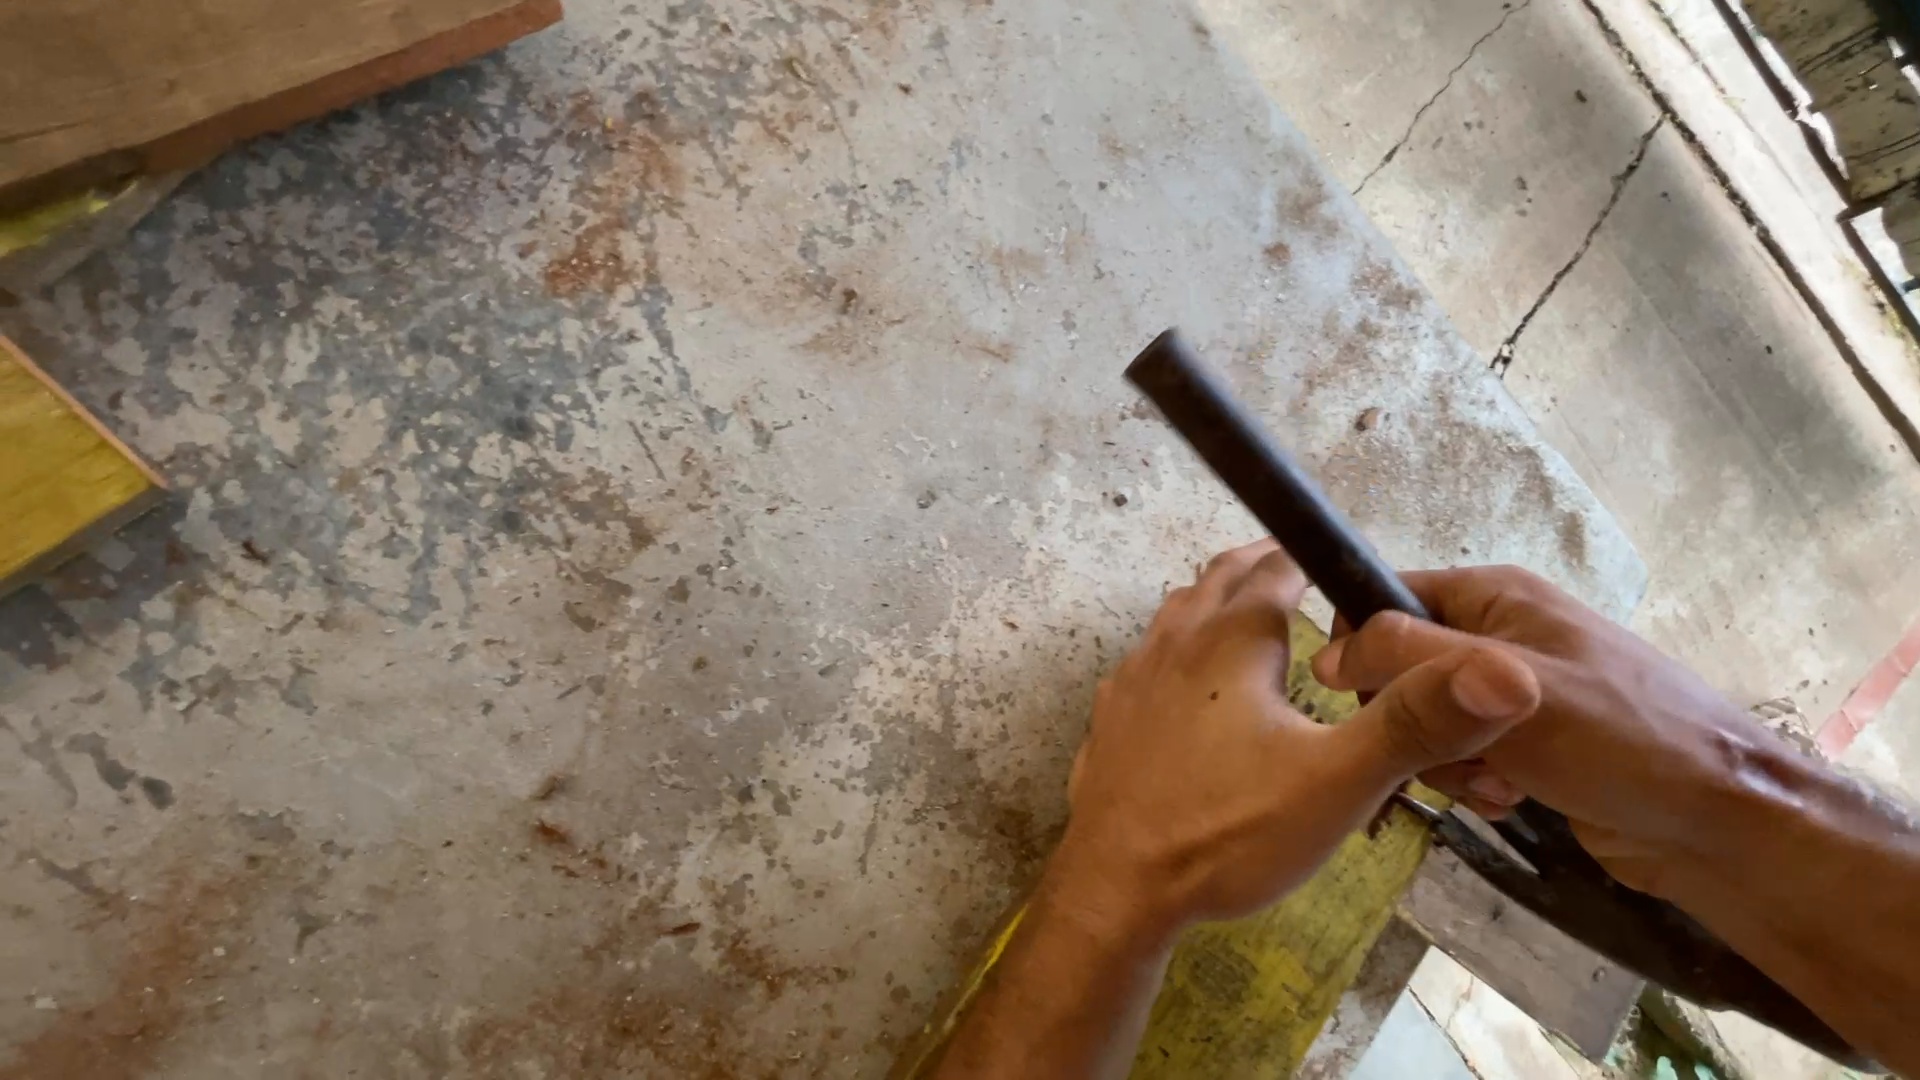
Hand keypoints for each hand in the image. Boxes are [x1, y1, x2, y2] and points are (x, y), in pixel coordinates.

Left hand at [1051, 540, 1540, 937]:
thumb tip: (1511, 671)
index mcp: (1231, 640)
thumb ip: (1415, 723)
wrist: (1117, 883)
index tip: (1339, 561)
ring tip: (1245, 607)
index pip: (1275, 570)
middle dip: (1258, 565)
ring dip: (1213, 597)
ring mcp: (1132, 675)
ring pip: (1176, 612)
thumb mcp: (1336, 782)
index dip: (1309, 557)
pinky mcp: (1110, 712)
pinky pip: (1148, 655)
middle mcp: (1174, 641)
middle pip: (1218, 578)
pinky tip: (1188, 678)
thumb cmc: (1229, 830)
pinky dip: (1177, 643)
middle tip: (1293, 565)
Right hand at [1312, 564, 1771, 895]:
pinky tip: (1506, 797)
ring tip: (1492, 782)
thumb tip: (1323, 657)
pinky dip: (1468, 776)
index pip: (1378, 597)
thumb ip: (1404, 657)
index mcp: (1488, 594)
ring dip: (1441, 756)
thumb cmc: (1619, 737)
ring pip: (1421, 715)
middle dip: (1409, 717)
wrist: (1732, 831)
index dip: (1358, 646)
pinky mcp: (1519, 736)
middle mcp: (1491, 632)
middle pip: (1394, 664)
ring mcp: (1505, 687)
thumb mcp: (1501, 685)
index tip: (1368, 701)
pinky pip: (1455, 748)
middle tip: (1444, 749)